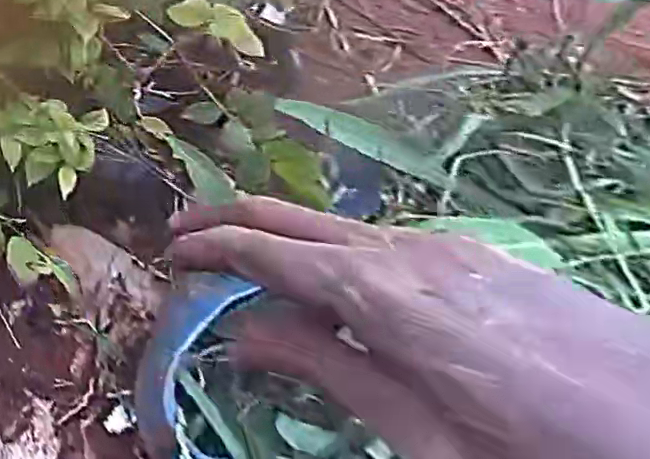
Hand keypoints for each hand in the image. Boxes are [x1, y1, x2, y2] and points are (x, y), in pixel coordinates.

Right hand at [170, 196, 649, 458]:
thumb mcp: (438, 445)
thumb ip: (331, 375)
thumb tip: (242, 336)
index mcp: (377, 292)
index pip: (260, 250)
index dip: (206, 248)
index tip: (170, 257)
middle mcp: (399, 249)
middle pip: (280, 213)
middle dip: (220, 220)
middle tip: (180, 239)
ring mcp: (443, 246)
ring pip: (325, 221)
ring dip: (274, 234)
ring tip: (250, 266)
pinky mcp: (480, 256)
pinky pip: (377, 238)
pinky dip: (328, 248)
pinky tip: (339, 287)